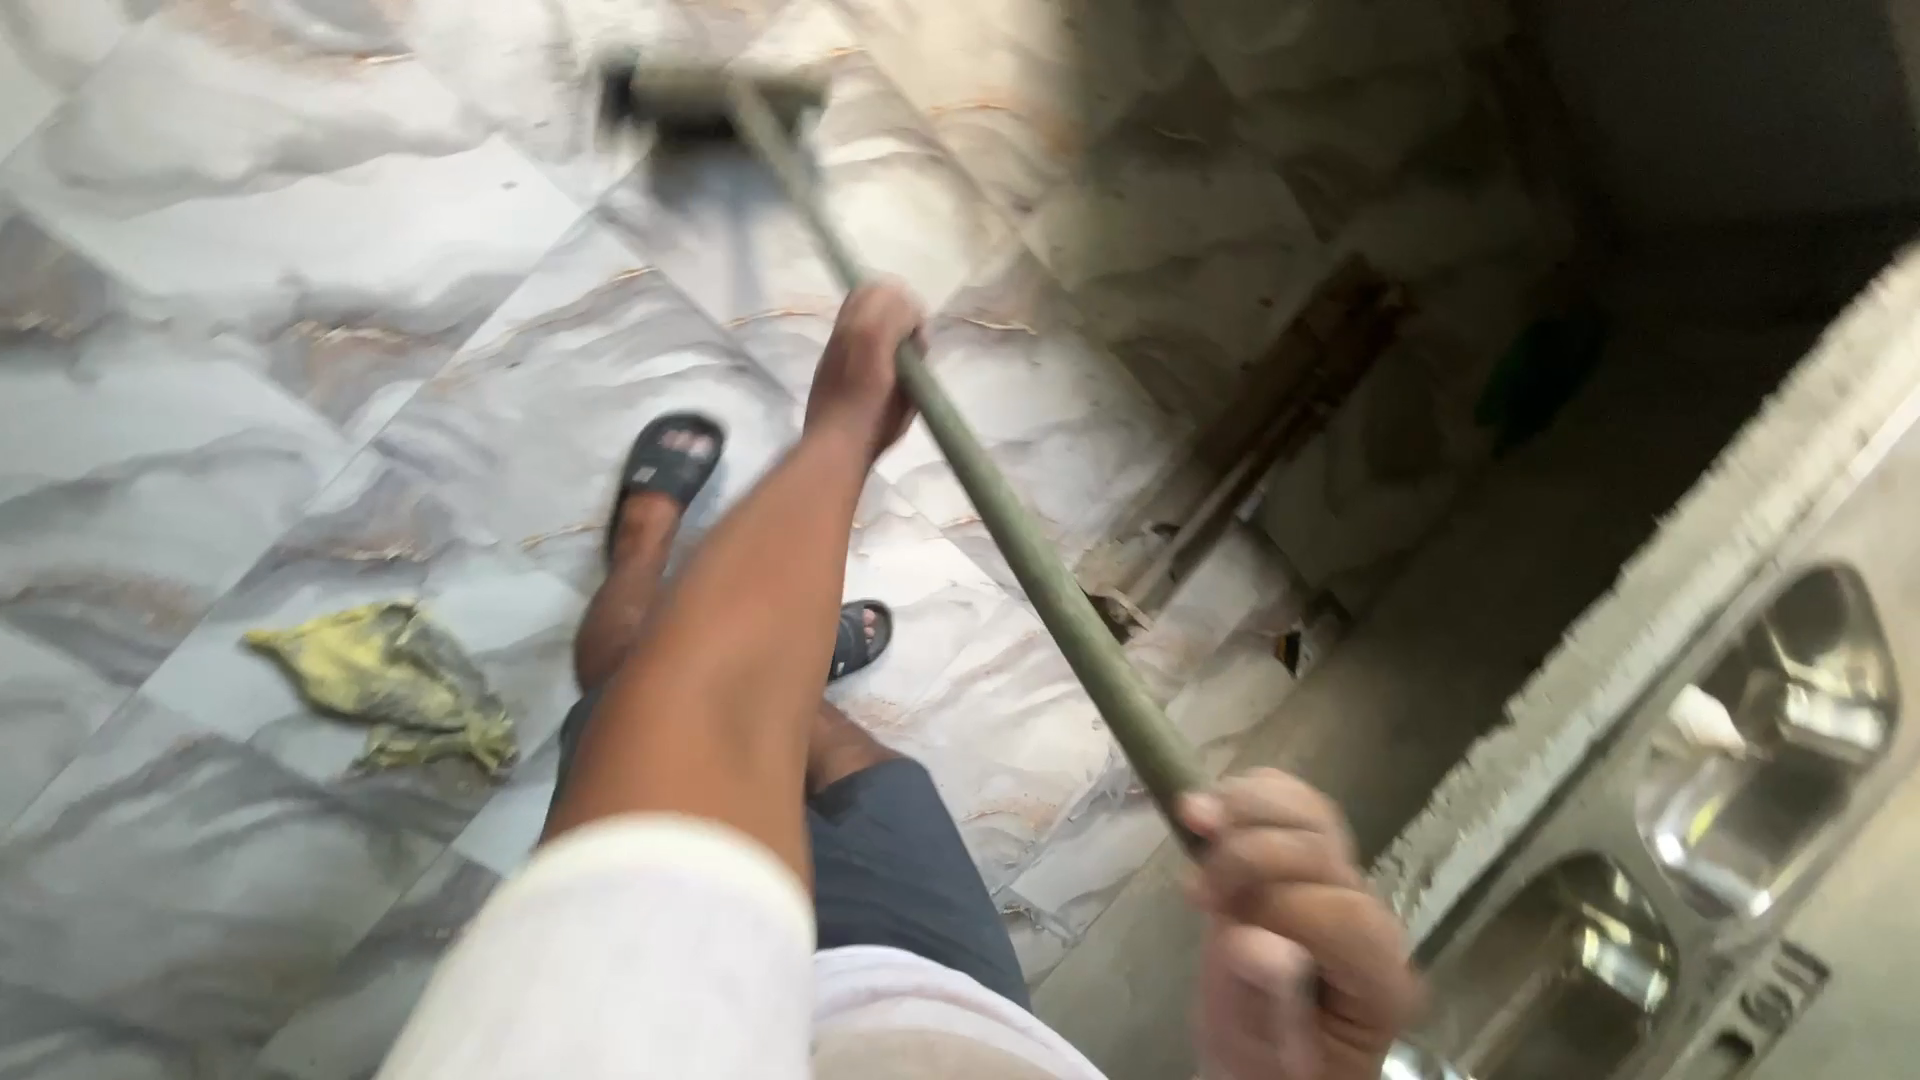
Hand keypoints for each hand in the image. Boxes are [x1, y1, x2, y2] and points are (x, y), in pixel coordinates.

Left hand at [805, 280, 922, 460]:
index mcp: (875, 339)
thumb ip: (914, 361)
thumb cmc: (877, 426)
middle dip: (899, 305)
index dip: (917, 318)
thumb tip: (913, 343)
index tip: (920, 340)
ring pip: (860, 296)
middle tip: (907, 332)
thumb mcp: (909, 397)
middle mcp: (853, 329)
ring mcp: (837, 336)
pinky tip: (872, 345)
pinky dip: (864, 317)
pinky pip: (848, 314)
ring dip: (881, 306)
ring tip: (890, 335)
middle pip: (880, 290)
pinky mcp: (828, 347)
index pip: (904, 304)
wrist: (834, 443)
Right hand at [1182, 769, 1422, 1079]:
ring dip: (1242, 806)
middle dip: (1245, 853)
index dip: (1269, 900)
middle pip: (1321, 847)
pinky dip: (1247, 792)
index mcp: (1377, 982)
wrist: (1260, 1056)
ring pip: (1309, 810)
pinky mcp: (1309, 857)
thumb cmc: (1260, 1068)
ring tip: (1195, 821)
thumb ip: (1263, 1005)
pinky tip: (1212, 811)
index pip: (1337, 913)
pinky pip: (1291, 800)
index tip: (1205, 911)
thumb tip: (1266, 943)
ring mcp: (1343, 883)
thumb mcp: (1255, 1061)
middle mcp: (1371, 922)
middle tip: (1194, 888)